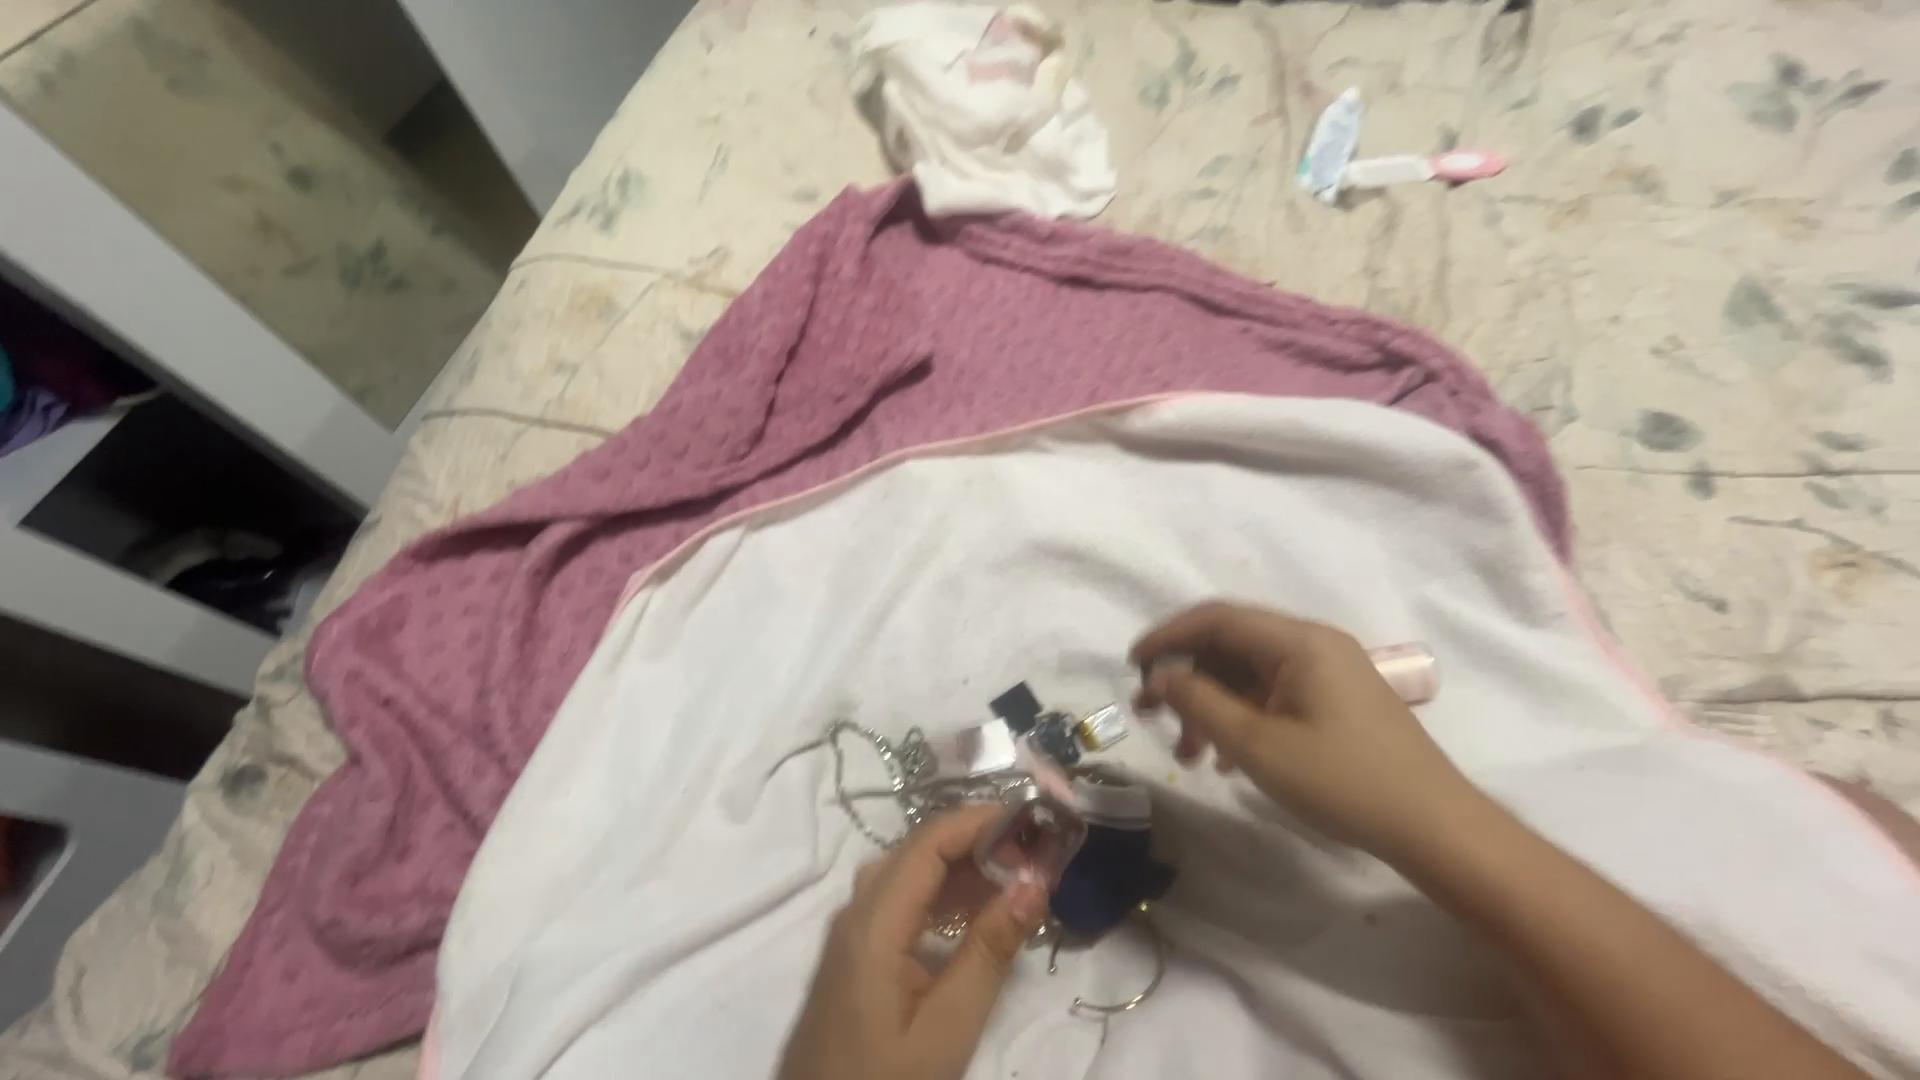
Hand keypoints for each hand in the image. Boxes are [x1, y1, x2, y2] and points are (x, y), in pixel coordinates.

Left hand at [778, 803, 1050, 1079]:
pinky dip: (943, 894)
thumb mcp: (947, 1028)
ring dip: (962, 866)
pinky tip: (976, 911)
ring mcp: (852, 931)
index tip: (1030, 820)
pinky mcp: (856, 952)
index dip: (978, 820)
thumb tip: (1034, 882)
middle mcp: (856, 911)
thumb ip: (989, 953)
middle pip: (917, 851)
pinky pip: (902, 900)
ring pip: (909, 873)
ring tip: (1017, 876)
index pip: (927, 842)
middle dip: (976, 840)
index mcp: (873, 922)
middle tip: (1034, 851)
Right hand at [1131, 602, 1477, 857]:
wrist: (1434, 827)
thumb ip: (1199, 701)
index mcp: (1299, 641)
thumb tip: (1158, 677)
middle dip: (1186, 679)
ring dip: (1210, 706)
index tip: (1130, 665)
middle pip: (1231, 646)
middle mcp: (1314, 644)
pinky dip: (1241, 718)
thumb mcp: (1257, 744)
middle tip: (1151, 716)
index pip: (1216, 619)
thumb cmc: (1342, 781)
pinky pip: (1272, 695)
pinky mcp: (1335, 700)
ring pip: (1248, 674)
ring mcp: (1328, 672)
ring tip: (1188, 754)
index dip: (1167, 637)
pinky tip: (1226, 760)